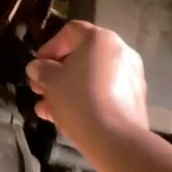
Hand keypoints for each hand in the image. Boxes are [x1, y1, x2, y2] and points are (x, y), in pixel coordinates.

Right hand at [25, 20, 148, 147]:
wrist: (115, 139)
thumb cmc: (78, 99)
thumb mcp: (51, 82)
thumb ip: (42, 70)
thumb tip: (37, 67)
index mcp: (101, 39)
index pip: (71, 32)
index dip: (49, 47)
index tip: (37, 67)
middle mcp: (120, 51)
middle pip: (82, 56)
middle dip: (57, 73)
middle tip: (39, 89)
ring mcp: (131, 76)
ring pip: (91, 77)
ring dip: (67, 89)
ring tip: (47, 108)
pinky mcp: (134, 99)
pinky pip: (104, 92)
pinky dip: (85, 99)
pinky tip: (65, 118)